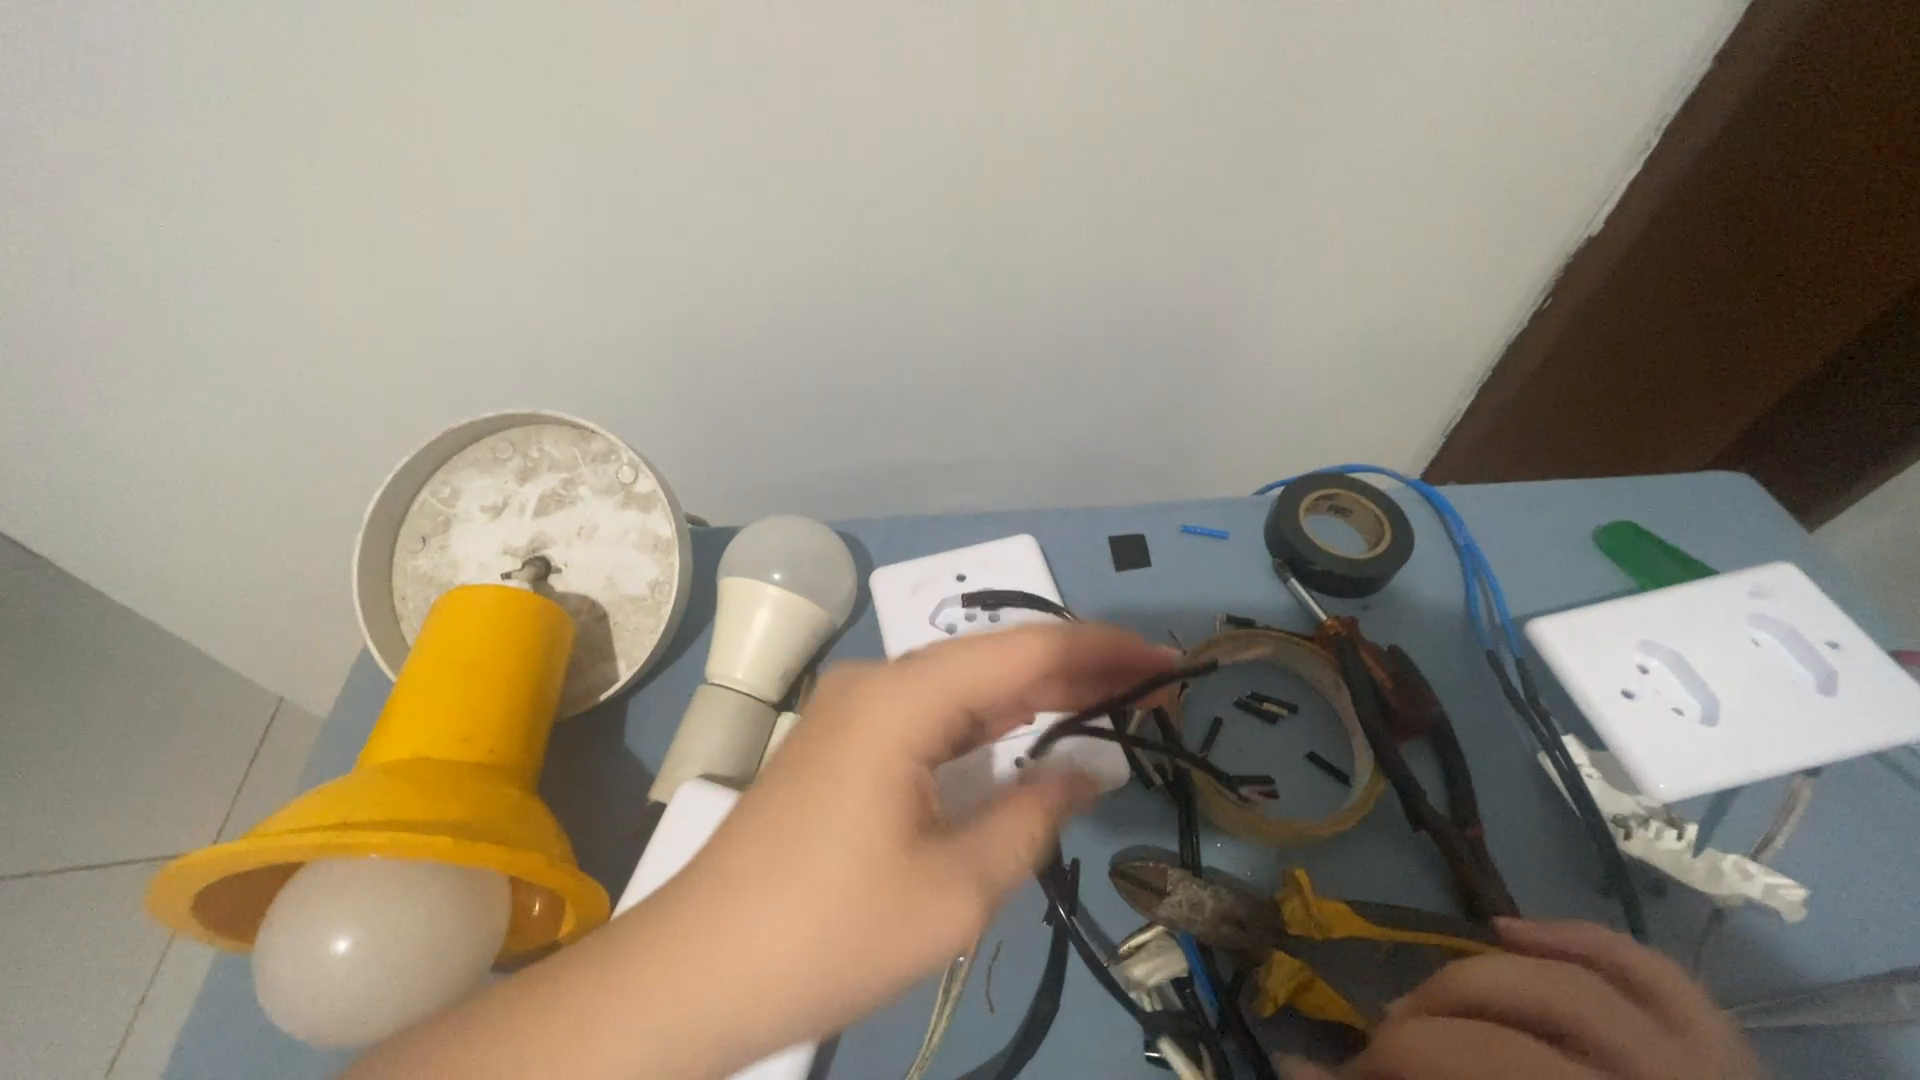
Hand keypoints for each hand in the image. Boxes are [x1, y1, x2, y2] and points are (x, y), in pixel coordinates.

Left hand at [672, 621, 1174, 1054]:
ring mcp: (854, 711)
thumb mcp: (956, 889)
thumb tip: (1083, 769)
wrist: (699, 970)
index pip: (1024, 651)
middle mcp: (876, 682)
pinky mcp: (844, 743)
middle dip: (1076, 670)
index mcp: (902, 698)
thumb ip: (1032, 815)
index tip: (1168, 660)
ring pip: (963, 686)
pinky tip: (1028, 737)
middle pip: (994, 659)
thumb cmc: (831, 932)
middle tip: (1154, 689)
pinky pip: (932, 716)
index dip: (1102, 650)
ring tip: (1111, 706)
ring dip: (1034, 696)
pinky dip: (988, 725)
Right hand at [1285, 919, 1758, 1079]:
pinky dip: (1576, 940)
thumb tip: (1293, 1067)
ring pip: (1566, 989)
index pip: (1454, 1067)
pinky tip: (1506, 932)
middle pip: (1500, 1035)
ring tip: (1429, 1000)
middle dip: (1418, 1030)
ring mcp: (1702, 1075)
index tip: (1348, 1078)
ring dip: (1476, 981)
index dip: (1383, 1066)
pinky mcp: (1725, 1052)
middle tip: (1383, 1051)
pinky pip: (1651, 971)